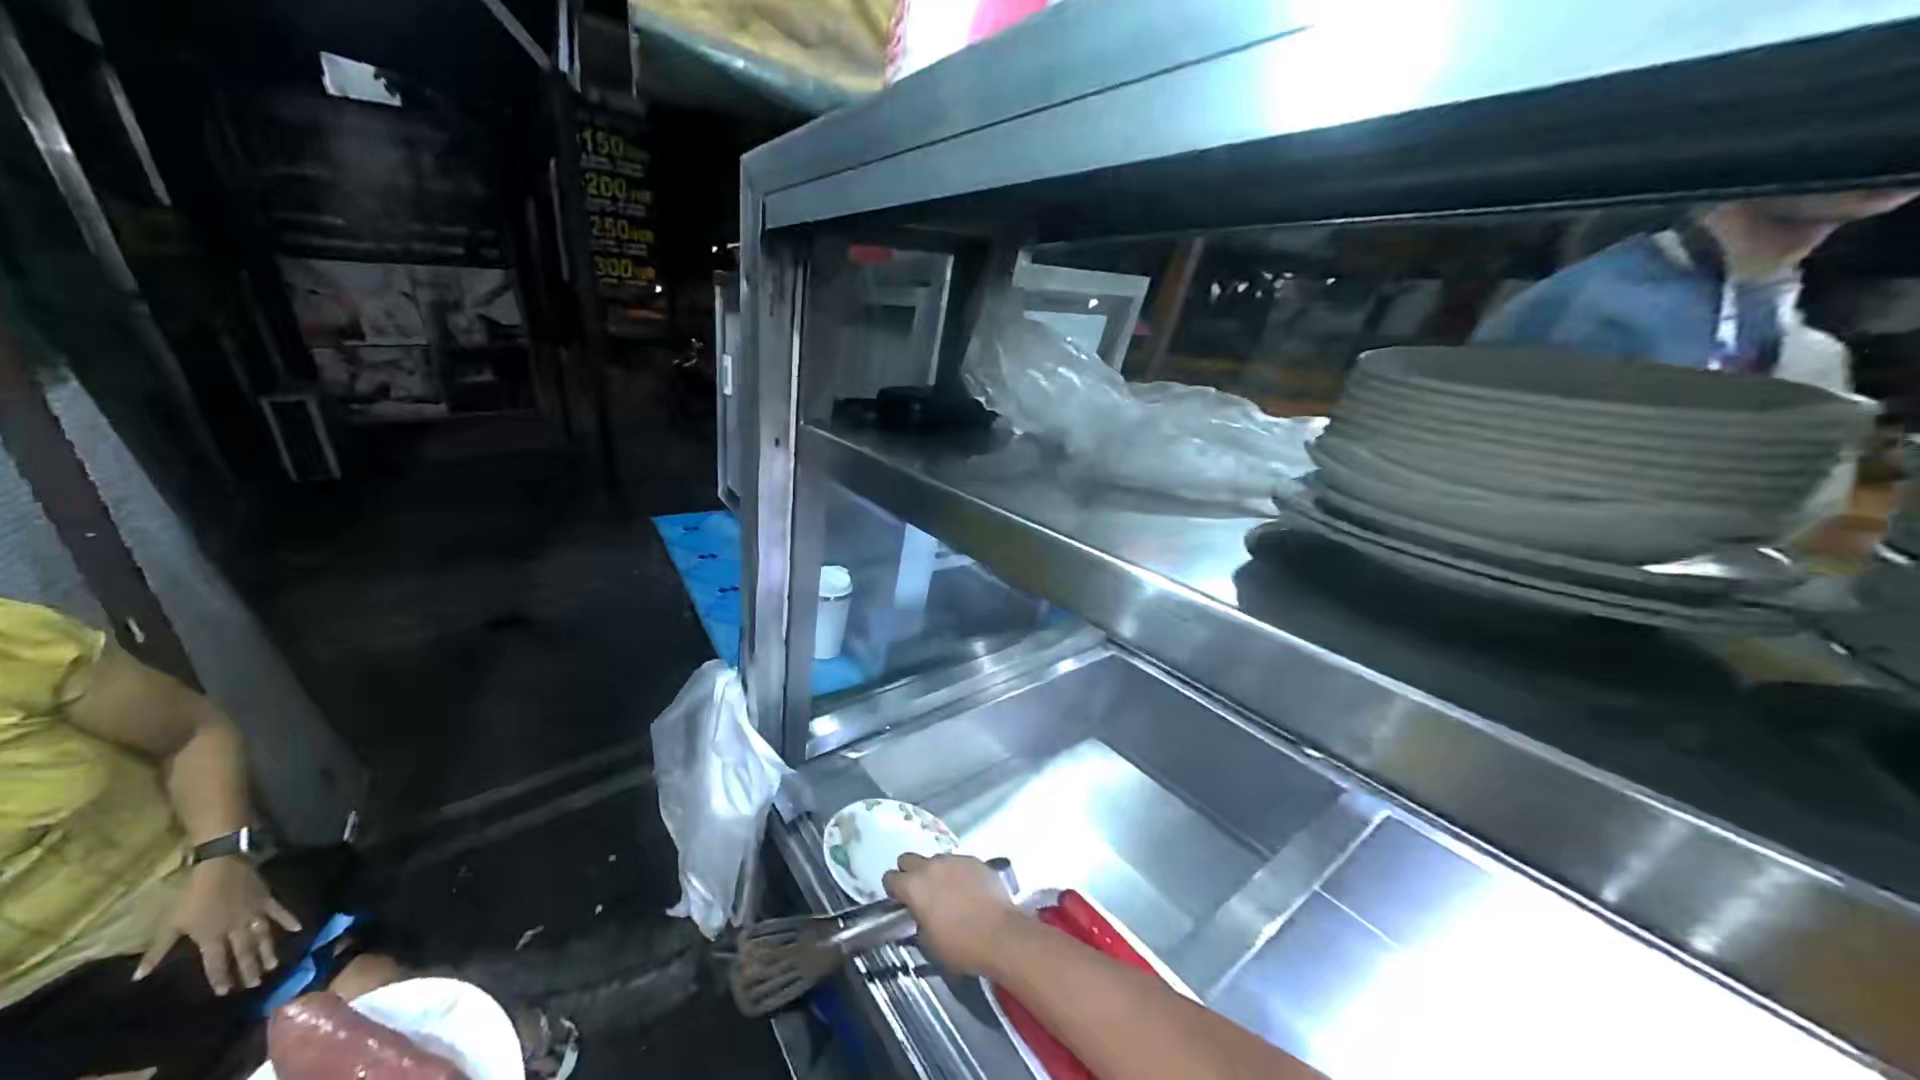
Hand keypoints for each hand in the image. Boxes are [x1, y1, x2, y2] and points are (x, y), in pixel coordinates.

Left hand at [135, 858, 300, 993]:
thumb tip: (137, 978)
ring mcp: (255, 914)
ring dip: (268, 952)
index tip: (226, 991)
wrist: (220, 865)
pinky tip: (297, 929)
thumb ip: (157, 950)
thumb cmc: (190, 895)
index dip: (221, 977)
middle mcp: (236, 929)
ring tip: (273, 966)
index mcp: (210, 937)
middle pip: (243, 953)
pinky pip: (280, 912)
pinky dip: (289, 920)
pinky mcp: (267, 900)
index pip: (216, 962)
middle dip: (248, 969)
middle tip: (255, 984)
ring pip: (263, 937)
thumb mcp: (169, 923)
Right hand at [883, 853, 1022, 976]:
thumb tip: (922, 913)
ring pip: (936, 860)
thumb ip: (918, 920)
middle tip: (920, 892)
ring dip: (936, 873)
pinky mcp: (975, 860)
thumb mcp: (929, 942)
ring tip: (949, 893)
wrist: (1001, 935)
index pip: (890, 878)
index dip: (893, 889)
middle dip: (909, 872)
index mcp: (914, 886)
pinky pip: (959, 863)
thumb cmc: (961, 945)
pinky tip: (969, 891)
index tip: (899, 900)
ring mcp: (955, 860)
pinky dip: (958, 874)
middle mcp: (931, 866)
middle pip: (908, 859)